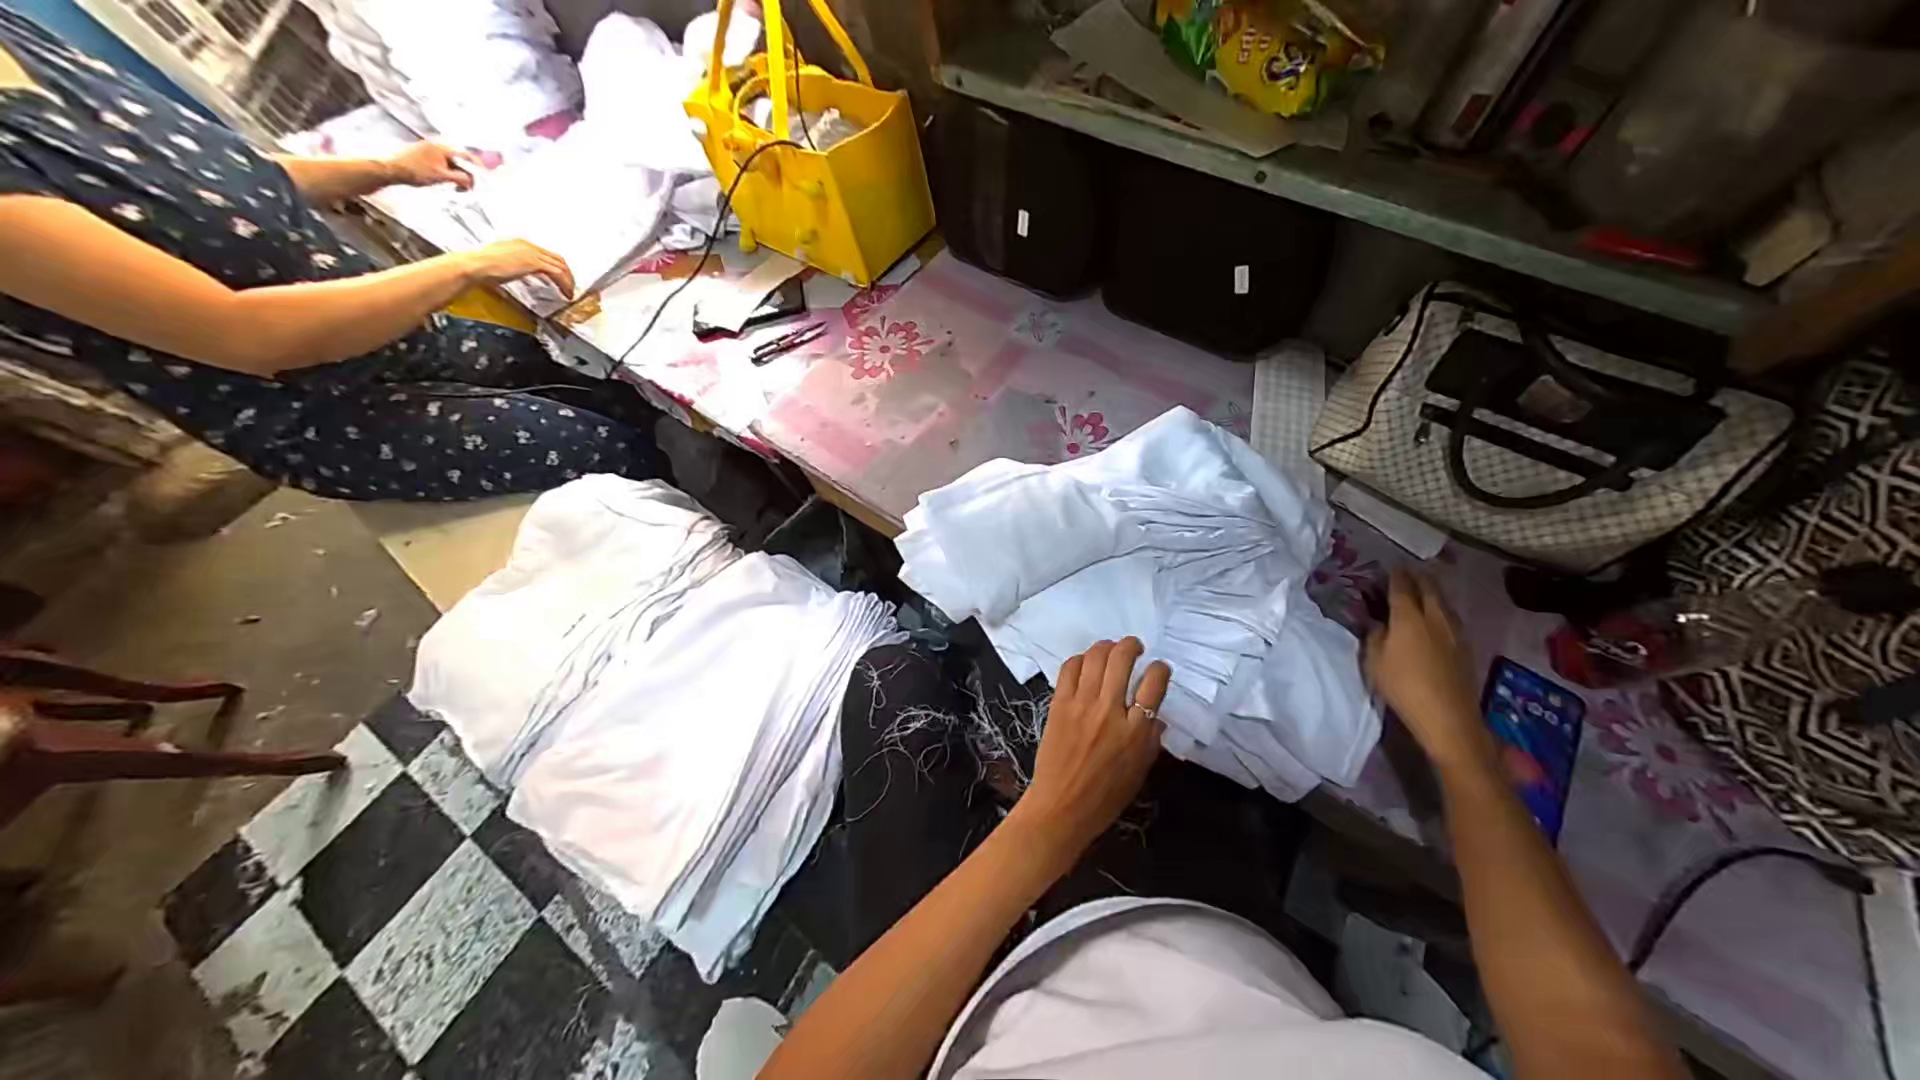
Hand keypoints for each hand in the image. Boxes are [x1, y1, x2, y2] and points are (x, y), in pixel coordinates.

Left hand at [384, 142, 478, 189]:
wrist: (391, 169)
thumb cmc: (416, 171)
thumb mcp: (442, 177)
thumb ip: (461, 178)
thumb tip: (472, 182)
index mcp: (443, 148)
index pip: (467, 156)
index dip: (479, 167)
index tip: (486, 178)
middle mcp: (438, 146)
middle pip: (461, 160)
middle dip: (467, 174)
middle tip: (469, 188)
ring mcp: (431, 150)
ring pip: (452, 163)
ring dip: (458, 175)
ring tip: (457, 187)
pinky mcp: (425, 155)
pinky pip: (444, 163)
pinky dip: (449, 173)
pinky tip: (447, 181)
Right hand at [460, 239, 574, 298]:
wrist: (476, 266)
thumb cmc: (482, 267)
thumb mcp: (503, 263)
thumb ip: (517, 266)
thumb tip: (523, 273)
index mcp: (520, 244)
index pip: (546, 255)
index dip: (557, 268)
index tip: (561, 280)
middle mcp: (528, 245)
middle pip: (557, 259)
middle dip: (567, 274)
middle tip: (570, 287)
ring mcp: (531, 252)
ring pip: (560, 266)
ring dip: (568, 281)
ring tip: (569, 293)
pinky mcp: (533, 262)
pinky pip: (557, 273)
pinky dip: (564, 284)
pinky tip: (565, 293)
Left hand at [1011, 638, 1168, 866]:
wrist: (1062, 806)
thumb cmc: (1105, 796)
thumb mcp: (1140, 771)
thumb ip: (1151, 739)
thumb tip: (1157, 716)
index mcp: (1136, 731)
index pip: (1154, 683)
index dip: (1160, 669)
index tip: (1158, 669)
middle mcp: (1110, 711)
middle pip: (1122, 660)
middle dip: (1132, 646)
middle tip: (1135, 647)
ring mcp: (1082, 704)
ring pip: (1095, 658)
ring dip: (1106, 646)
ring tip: (1111, 649)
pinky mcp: (1059, 704)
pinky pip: (1069, 669)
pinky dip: (1079, 659)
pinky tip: (1085, 663)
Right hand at [1365, 569, 1493, 774]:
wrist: (1448, 716)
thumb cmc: (1403, 687)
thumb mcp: (1374, 662)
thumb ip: (1374, 637)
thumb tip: (1378, 623)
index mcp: (1408, 618)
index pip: (1402, 588)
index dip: (1395, 576)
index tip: (1391, 566)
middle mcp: (1435, 618)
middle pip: (1429, 589)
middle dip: (1419, 577)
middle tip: (1409, 571)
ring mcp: (1454, 632)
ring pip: (1444, 602)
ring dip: (1433, 591)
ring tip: (1424, 587)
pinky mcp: (1465, 647)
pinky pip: (1451, 617)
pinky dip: (1441, 608)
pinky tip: (1438, 614)